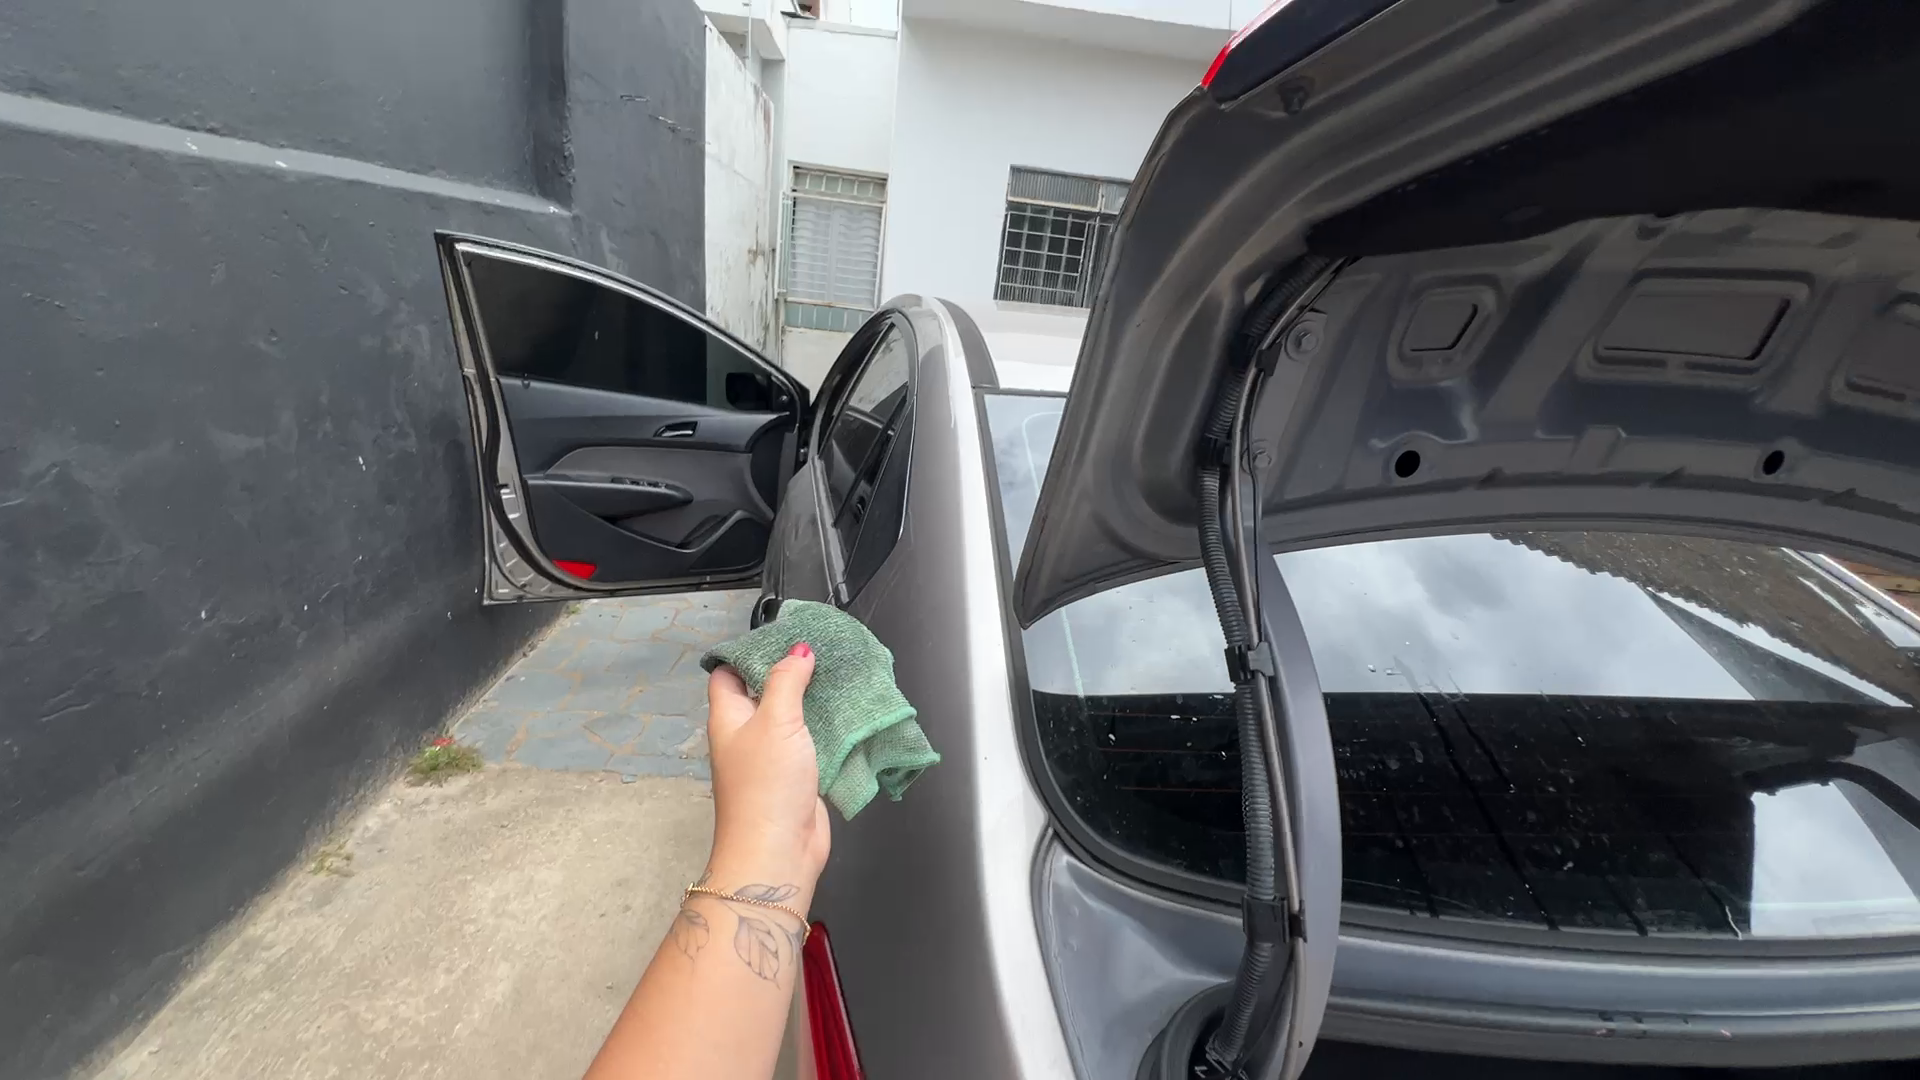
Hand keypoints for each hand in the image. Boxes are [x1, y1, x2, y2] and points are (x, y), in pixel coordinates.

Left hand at [704, 644, 829, 908]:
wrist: (779, 851)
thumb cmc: (766, 784)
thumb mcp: (775, 720)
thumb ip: (786, 681)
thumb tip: (798, 650)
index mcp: (729, 717)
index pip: (729, 673)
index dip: (749, 651)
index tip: (781, 635)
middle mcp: (746, 733)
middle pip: (763, 690)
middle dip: (789, 671)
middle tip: (819, 649)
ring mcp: (772, 755)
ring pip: (790, 715)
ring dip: (811, 697)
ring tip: (839, 671)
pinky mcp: (796, 773)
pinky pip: (810, 739)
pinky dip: (827, 724)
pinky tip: (848, 709)